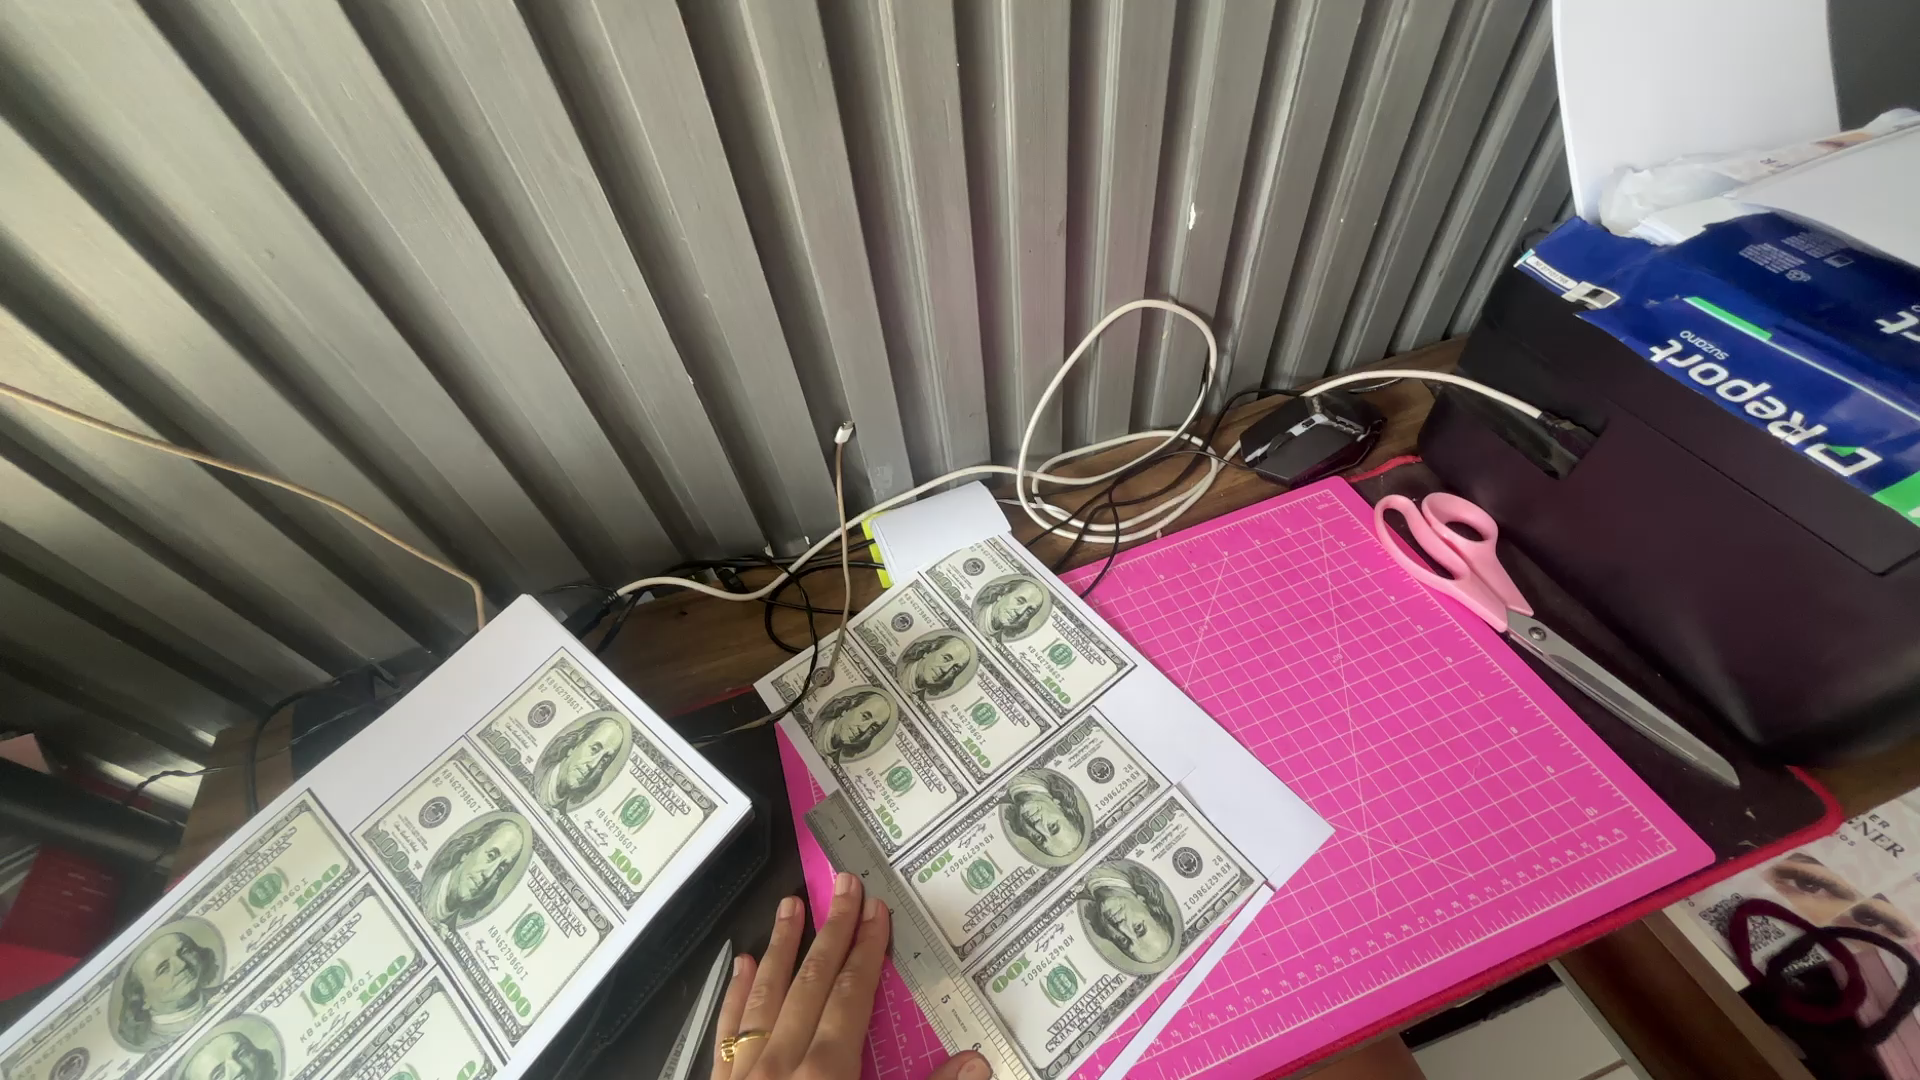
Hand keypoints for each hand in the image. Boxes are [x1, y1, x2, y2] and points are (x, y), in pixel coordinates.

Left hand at [713, 871, 989, 1079]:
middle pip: (810, 982)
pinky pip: (725, 1034)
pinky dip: (734, 996)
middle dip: (832, 931)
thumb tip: (977, 1060)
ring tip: (790, 904)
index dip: (867, 949)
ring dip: (780, 947)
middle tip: (844, 883)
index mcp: (825, 1075)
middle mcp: (781, 1066)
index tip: (877, 907)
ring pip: (764, 996)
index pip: (851, 994)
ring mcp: (744, 1078)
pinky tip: (740, 965)